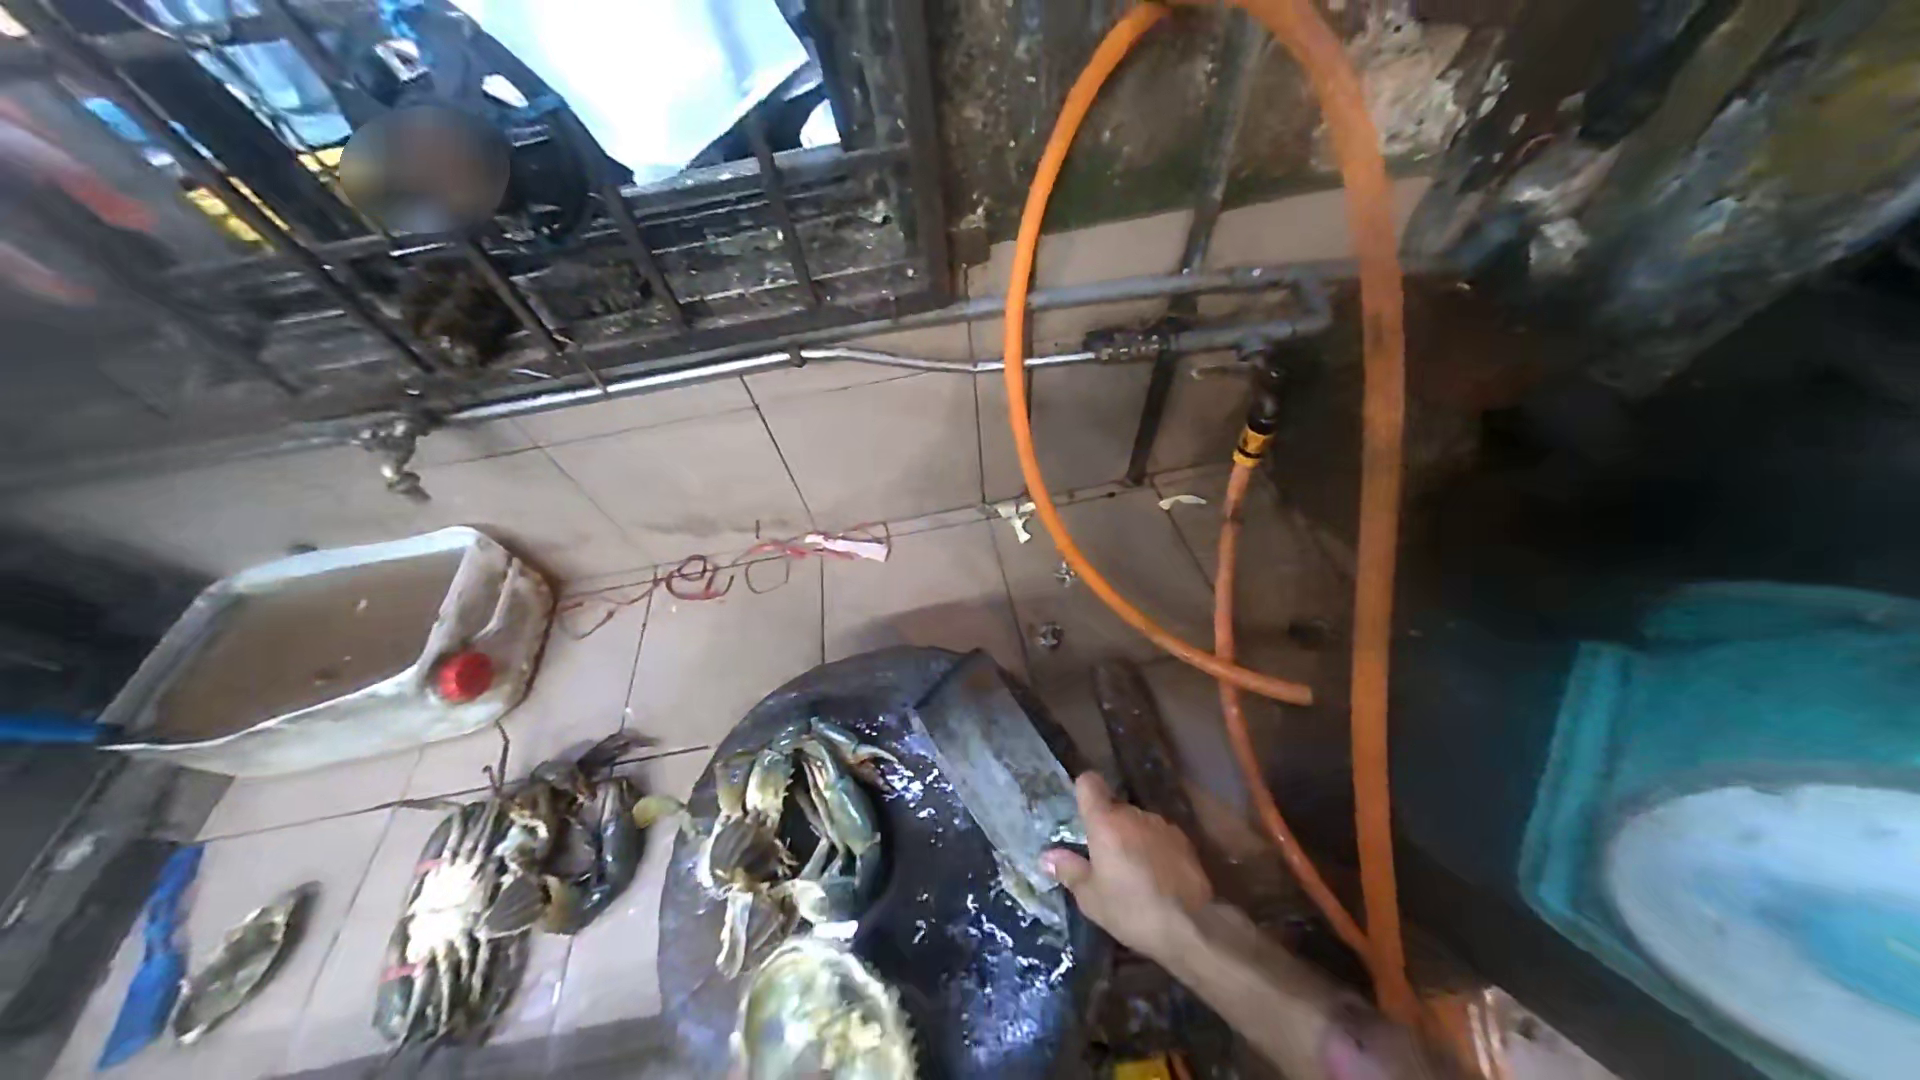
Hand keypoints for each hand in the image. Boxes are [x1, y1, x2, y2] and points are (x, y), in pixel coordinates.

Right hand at [1042, 772, 1213, 960]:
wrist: (1192, 927)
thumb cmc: (1132, 909)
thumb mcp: (1091, 897)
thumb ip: (1068, 870)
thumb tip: (1047, 856)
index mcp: (1106, 821)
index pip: (1089, 783)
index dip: (1082, 792)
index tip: (1080, 814)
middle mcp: (1134, 814)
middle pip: (1114, 807)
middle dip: (1107, 826)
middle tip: (1103, 859)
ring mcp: (1161, 825)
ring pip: (1137, 822)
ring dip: (1131, 838)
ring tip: (1132, 871)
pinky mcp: (1183, 841)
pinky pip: (1158, 836)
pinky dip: (1153, 849)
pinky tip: (1156, 877)